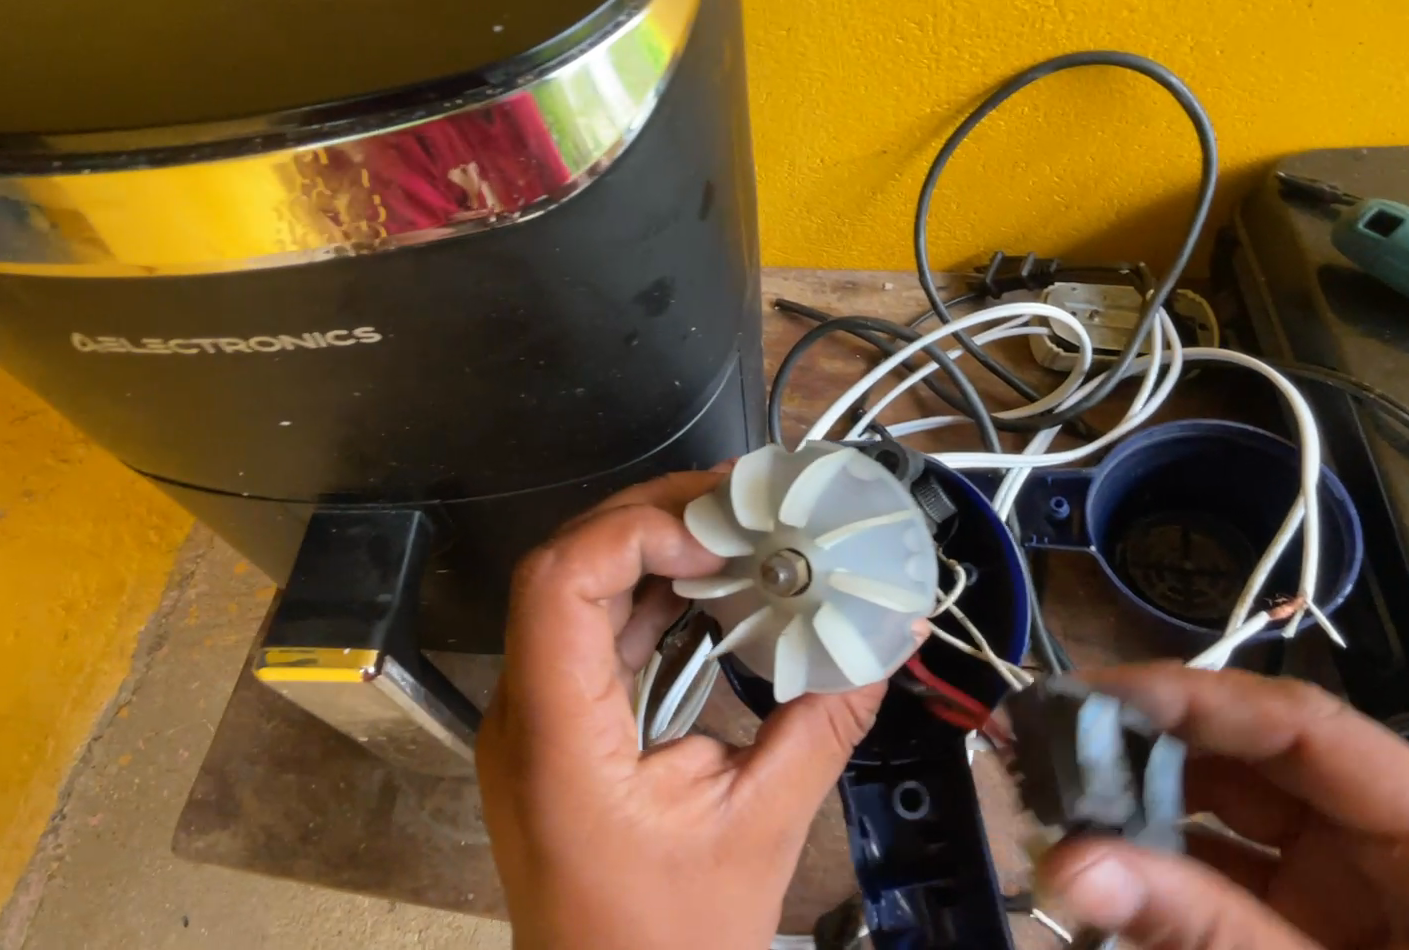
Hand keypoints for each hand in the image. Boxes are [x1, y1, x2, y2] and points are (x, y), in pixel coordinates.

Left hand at [477, 471, 889, 949]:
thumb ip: (821, 724)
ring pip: (575, 588)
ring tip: (727, 525)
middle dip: (650, 518)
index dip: (631, 534)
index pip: (558, 585)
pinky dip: (647, 591)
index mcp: (556, 740)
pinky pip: (592, 628)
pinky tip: (704, 583)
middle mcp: (527, 711)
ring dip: (650, 546)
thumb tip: (882, 641)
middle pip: (565, 567)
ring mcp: (534, 713)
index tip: (714, 539)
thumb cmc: (672, 942)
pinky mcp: (557, 719)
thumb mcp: (760, 830)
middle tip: (734, 502)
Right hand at [1038, 664, 1408, 948]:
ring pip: (1231, 816)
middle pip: (1256, 763)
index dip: (1191, 696)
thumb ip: (1210, 937)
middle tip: (1046, 746)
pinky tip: (1100, 870)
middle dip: (1146, 750)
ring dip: (1141, 808)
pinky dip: (1161, 870)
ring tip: (1054, 802)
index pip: (1307, 729)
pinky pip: (1226, 877)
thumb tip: (1064, 866)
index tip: (1084, 693)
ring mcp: (1362, 899)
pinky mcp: (1320, 935)